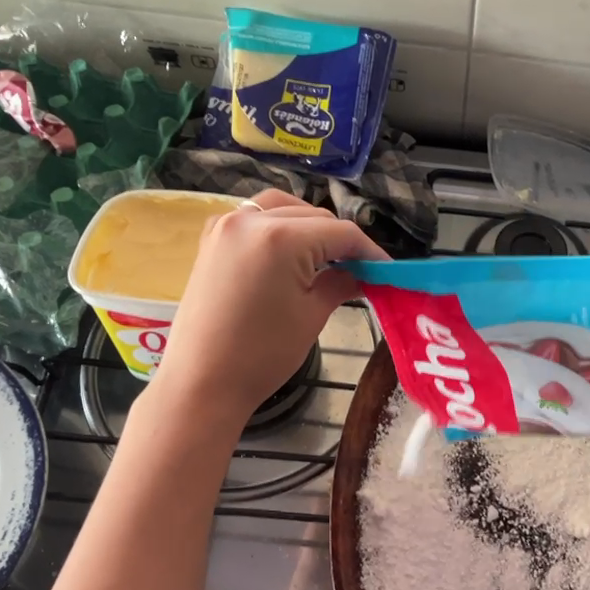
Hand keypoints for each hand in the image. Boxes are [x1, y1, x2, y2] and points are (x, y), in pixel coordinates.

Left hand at [143, 189, 386, 436]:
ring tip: (325, 257)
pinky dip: (278, 225)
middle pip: (314, 216)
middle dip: (340, 240)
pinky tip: (289, 252)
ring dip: (309, 225)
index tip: (387, 271)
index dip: (369, 251)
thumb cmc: (262, 354)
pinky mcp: (211, 239)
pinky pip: (254, 217)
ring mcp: (226, 225)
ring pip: (282, 208)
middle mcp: (251, 219)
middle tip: (360, 270)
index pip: (341, 233)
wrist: (202, 381)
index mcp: (281, 238)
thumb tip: (362, 275)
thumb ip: (341, 284)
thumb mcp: (311, 316)